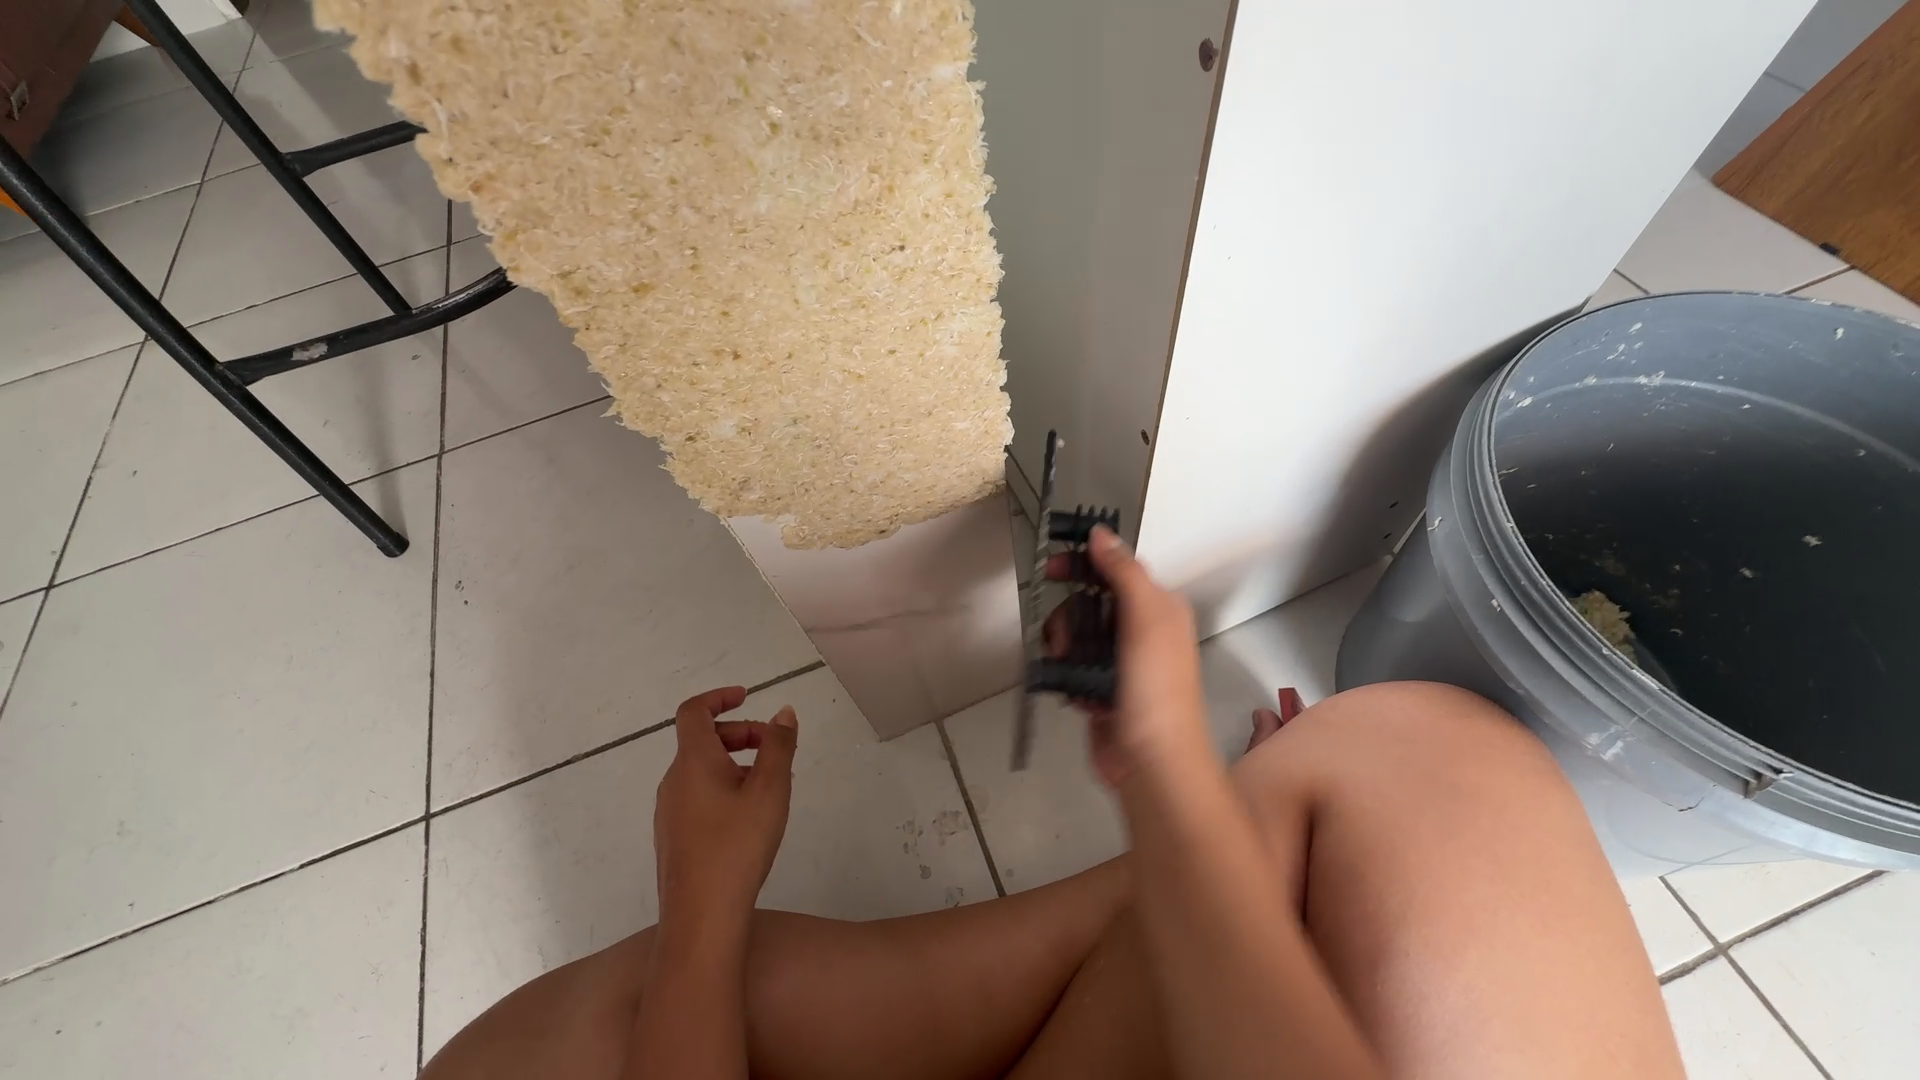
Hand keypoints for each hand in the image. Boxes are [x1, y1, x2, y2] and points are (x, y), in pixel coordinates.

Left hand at [653, 687, 798, 920]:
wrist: (701, 918)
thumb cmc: (737, 845)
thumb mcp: (770, 790)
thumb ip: (778, 746)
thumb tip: (782, 712)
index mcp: (693, 762)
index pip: (693, 712)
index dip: (719, 698)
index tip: (747, 697)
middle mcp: (674, 781)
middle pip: (702, 741)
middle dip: (740, 734)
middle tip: (776, 749)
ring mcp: (669, 812)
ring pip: (702, 771)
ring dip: (736, 764)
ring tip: (771, 787)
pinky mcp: (674, 838)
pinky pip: (699, 796)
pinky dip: (725, 788)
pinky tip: (751, 818)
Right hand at [1048, 527, 1211, 786]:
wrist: (1153, 764)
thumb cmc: (1156, 689)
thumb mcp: (1146, 619)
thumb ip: (1123, 572)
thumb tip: (1101, 534)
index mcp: (1161, 609)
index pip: (1117, 569)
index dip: (1085, 563)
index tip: (1052, 567)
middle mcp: (1143, 633)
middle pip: (1090, 602)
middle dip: (1069, 614)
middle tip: (1063, 634)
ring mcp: (1121, 664)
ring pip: (1077, 635)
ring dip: (1065, 646)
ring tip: (1068, 666)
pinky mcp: (1102, 692)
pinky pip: (1072, 668)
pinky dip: (1066, 674)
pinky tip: (1072, 689)